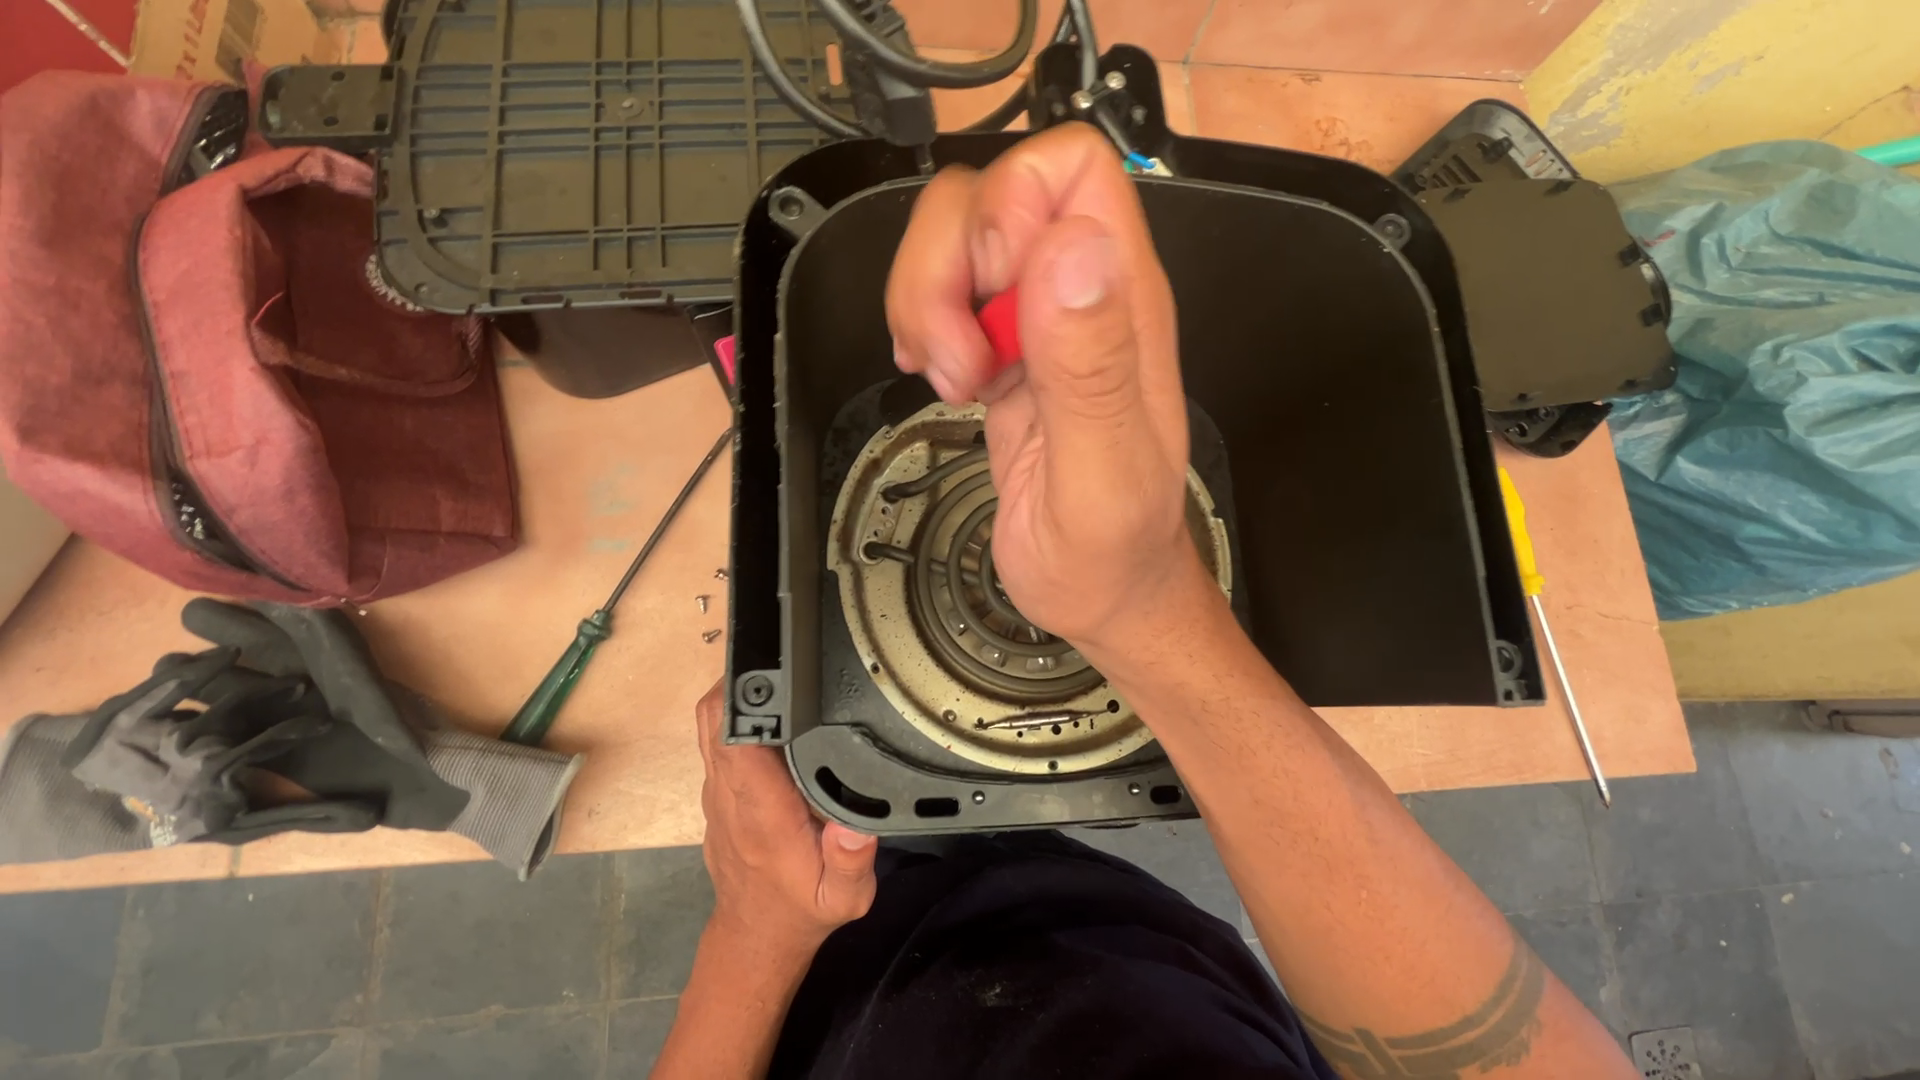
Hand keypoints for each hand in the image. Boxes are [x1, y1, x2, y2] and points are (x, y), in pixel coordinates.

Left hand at [694, 681, 877, 955]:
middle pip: (712, 719)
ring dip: (732, 695)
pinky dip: (733, 717)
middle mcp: (729, 794)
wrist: (756, 935)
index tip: (776, 671)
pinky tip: (769, 712)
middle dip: (737, 682)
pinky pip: (714, 741)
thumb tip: (857, 824)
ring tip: (777, 676)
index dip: (747, 701)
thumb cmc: (801, 910)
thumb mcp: (844, 899)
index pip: (737, 742)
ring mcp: (715, 792)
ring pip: (707, 725)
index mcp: (761, 812)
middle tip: (781, 659)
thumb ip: (852, 862)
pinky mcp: (715, 793)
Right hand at [886, 124, 1207, 655]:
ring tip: (949, 380)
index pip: (1069, 171)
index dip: (1008, 209)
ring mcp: (1039, 320)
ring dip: (923, 302)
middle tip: (955, 361)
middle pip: (989, 195)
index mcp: (1123, 305)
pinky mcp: (1005, 350)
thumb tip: (1070, 248)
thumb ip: (1090, 367)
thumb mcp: (1100, 476)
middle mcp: (1081, 294)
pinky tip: (938, 377)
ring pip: (955, 239)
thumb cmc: (1109, 554)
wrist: (1105, 592)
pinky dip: (920, 325)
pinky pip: (945, 294)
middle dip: (943, 267)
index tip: (988, 300)